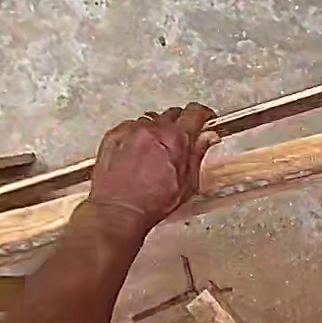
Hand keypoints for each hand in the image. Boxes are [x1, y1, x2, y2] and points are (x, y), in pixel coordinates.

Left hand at [86, 105, 218, 241]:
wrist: (120, 209)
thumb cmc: (153, 201)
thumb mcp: (188, 182)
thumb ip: (198, 154)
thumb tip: (208, 137)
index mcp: (176, 138)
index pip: (194, 113)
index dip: (204, 114)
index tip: (206, 118)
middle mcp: (153, 129)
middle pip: (172, 114)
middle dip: (181, 123)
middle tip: (183, 139)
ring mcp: (131, 130)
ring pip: (151, 120)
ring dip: (159, 129)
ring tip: (159, 148)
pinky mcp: (113, 136)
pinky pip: (130, 127)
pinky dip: (138, 135)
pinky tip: (140, 152)